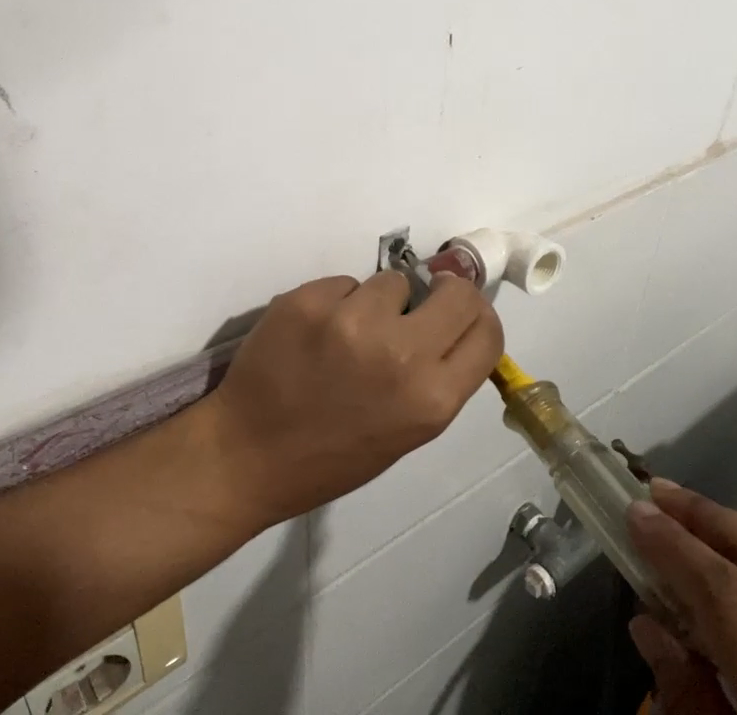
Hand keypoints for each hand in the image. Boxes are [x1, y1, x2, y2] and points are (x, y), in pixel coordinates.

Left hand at [204, 272, 503, 525]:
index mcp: (433, 399)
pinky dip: (335, 301)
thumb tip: (450, 326)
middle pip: (457, 293)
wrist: (249, 454)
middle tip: (417, 304)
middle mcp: (402, 354)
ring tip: (347, 334)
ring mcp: (352, 322)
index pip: (487, 332)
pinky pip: (344, 282)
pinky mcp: (309, 301)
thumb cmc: (332, 456)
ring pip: (392, 281)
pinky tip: (313, 333)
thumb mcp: (407, 433)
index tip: (458, 315)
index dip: (476, 318)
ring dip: (378, 301)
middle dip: (442, 293)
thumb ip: (437, 379)